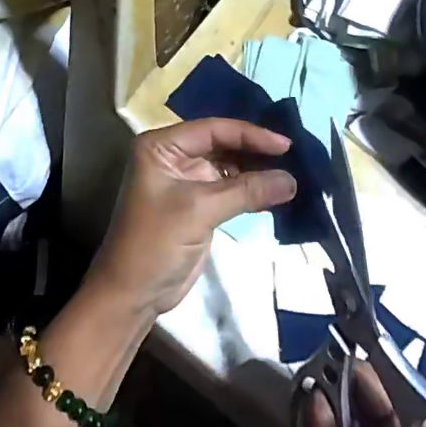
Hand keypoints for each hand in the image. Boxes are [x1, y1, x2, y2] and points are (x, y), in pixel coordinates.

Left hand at [87, 118, 296, 316]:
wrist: (132, 297)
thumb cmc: (155, 244)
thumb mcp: (200, 210)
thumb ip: (247, 191)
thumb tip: (293, 181)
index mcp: (162, 146)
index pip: (213, 129)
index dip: (250, 134)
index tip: (285, 144)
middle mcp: (173, 157)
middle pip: (223, 143)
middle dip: (256, 150)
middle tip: (294, 155)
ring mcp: (187, 180)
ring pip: (230, 165)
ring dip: (257, 170)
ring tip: (291, 171)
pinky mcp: (198, 203)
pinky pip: (231, 187)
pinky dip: (252, 188)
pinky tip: (276, 190)